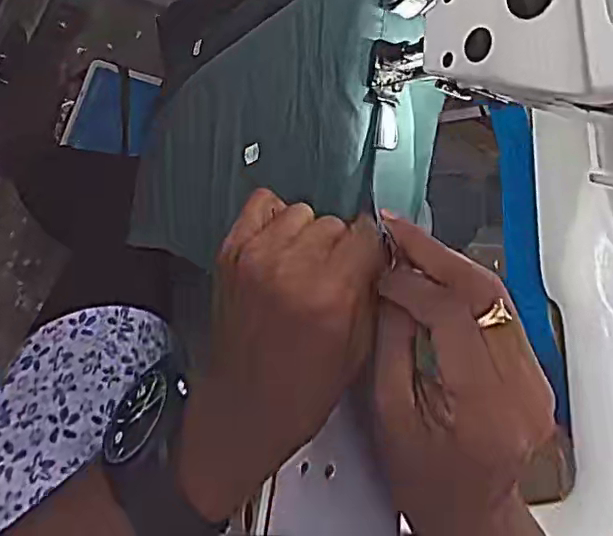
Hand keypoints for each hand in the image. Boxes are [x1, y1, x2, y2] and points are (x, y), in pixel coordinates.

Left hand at [174, 189, 386, 521]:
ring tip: (302, 263)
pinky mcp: (231, 252)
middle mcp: (292, 268)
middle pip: (335, 222)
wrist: (241, 410)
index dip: (371, 246)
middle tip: (332, 273)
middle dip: (340, 245)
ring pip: (302, 211)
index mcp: (330, 295)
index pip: (367, 232)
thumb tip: (381, 249)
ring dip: (308, 233)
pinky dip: (274, 218)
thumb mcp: (358, 349)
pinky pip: (262, 203)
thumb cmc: (301, 390)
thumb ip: (373, 290)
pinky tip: (278, 246)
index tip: (367, 257)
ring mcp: (257, 256)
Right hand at [372, 213, 554, 535]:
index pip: (450, 315)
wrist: (470, 516)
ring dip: (451, 260)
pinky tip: (438, 269)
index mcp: (484, 407)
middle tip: (399, 227)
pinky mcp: (535, 369)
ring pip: (495, 292)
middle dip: (434, 251)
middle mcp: (521, 388)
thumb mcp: (390, 414)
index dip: (411, 283)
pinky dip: (466, 282)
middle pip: (482, 292)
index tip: (383, 269)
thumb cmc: (427, 482)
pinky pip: (500, 307)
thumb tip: (392, 280)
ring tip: (412, 241)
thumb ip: (391, 341)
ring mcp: (535, 378)